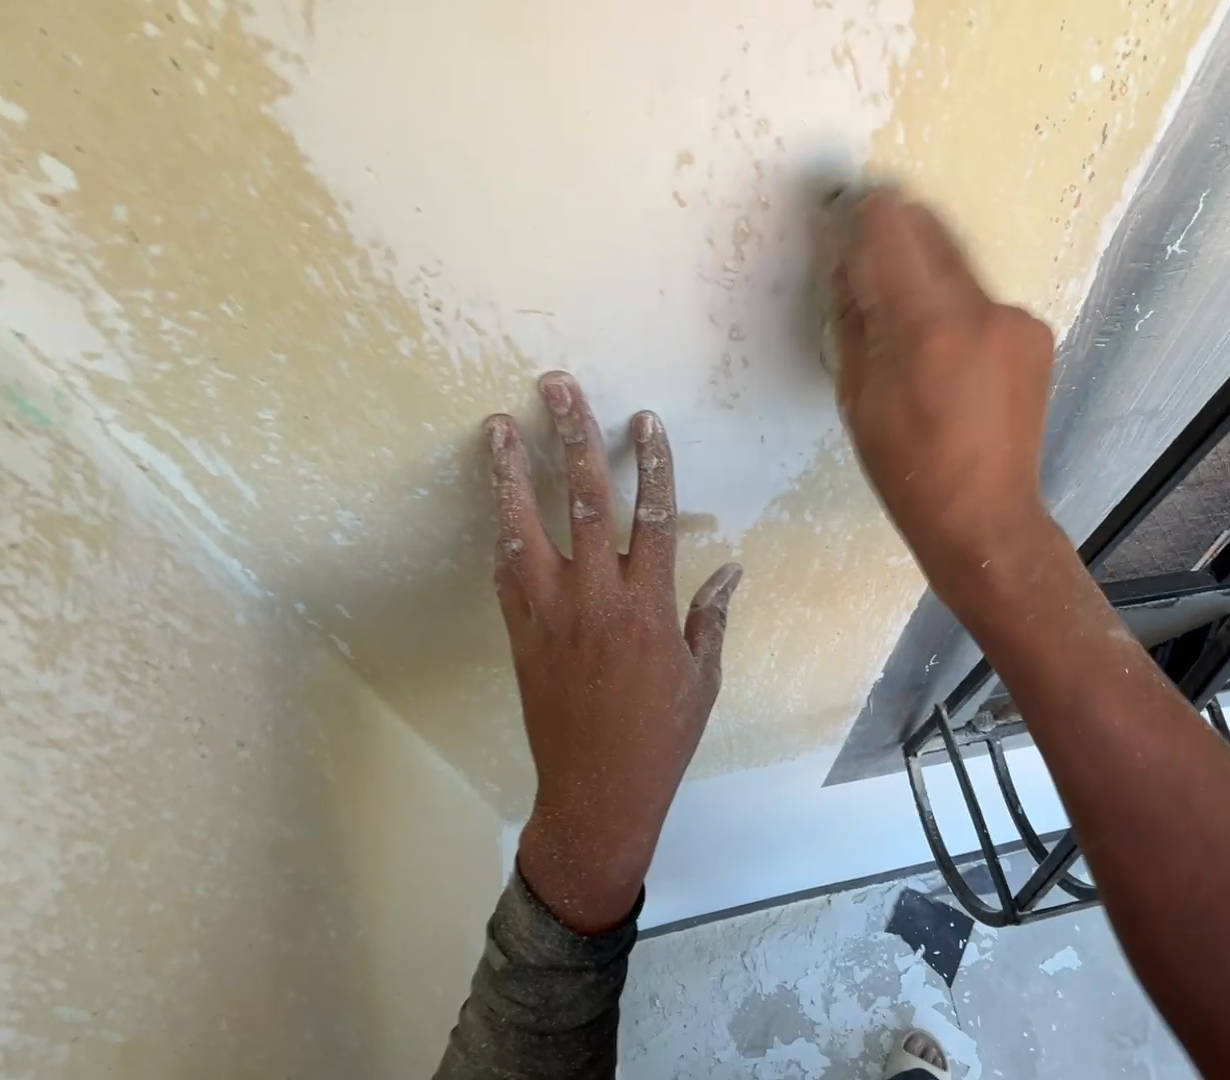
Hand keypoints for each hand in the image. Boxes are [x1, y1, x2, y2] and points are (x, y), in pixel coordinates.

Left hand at [484, 372, 741, 933]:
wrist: (597, 790)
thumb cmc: (661, 734)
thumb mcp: (704, 678)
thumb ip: (712, 616)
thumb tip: (732, 567)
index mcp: (650, 606)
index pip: (654, 515)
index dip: (652, 462)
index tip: (644, 420)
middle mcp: (597, 598)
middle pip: (586, 501)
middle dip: (575, 438)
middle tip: (558, 387)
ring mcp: (550, 613)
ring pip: (527, 528)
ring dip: (513, 474)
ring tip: (499, 427)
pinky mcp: (520, 633)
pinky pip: (506, 573)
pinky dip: (503, 532)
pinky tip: (496, 502)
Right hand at [826, 189, 1059, 596]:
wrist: (985, 516)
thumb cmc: (907, 470)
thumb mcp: (858, 397)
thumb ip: (852, 314)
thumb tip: (839, 254)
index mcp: (926, 327)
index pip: (887, 223)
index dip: (858, 217)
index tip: (841, 230)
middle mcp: (981, 307)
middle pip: (928, 226)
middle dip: (891, 238)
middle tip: (869, 277)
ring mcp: (1017, 318)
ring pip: (956, 262)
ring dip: (926, 277)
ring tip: (914, 336)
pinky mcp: (1037, 331)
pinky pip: (983, 298)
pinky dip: (959, 310)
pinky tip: (953, 360)